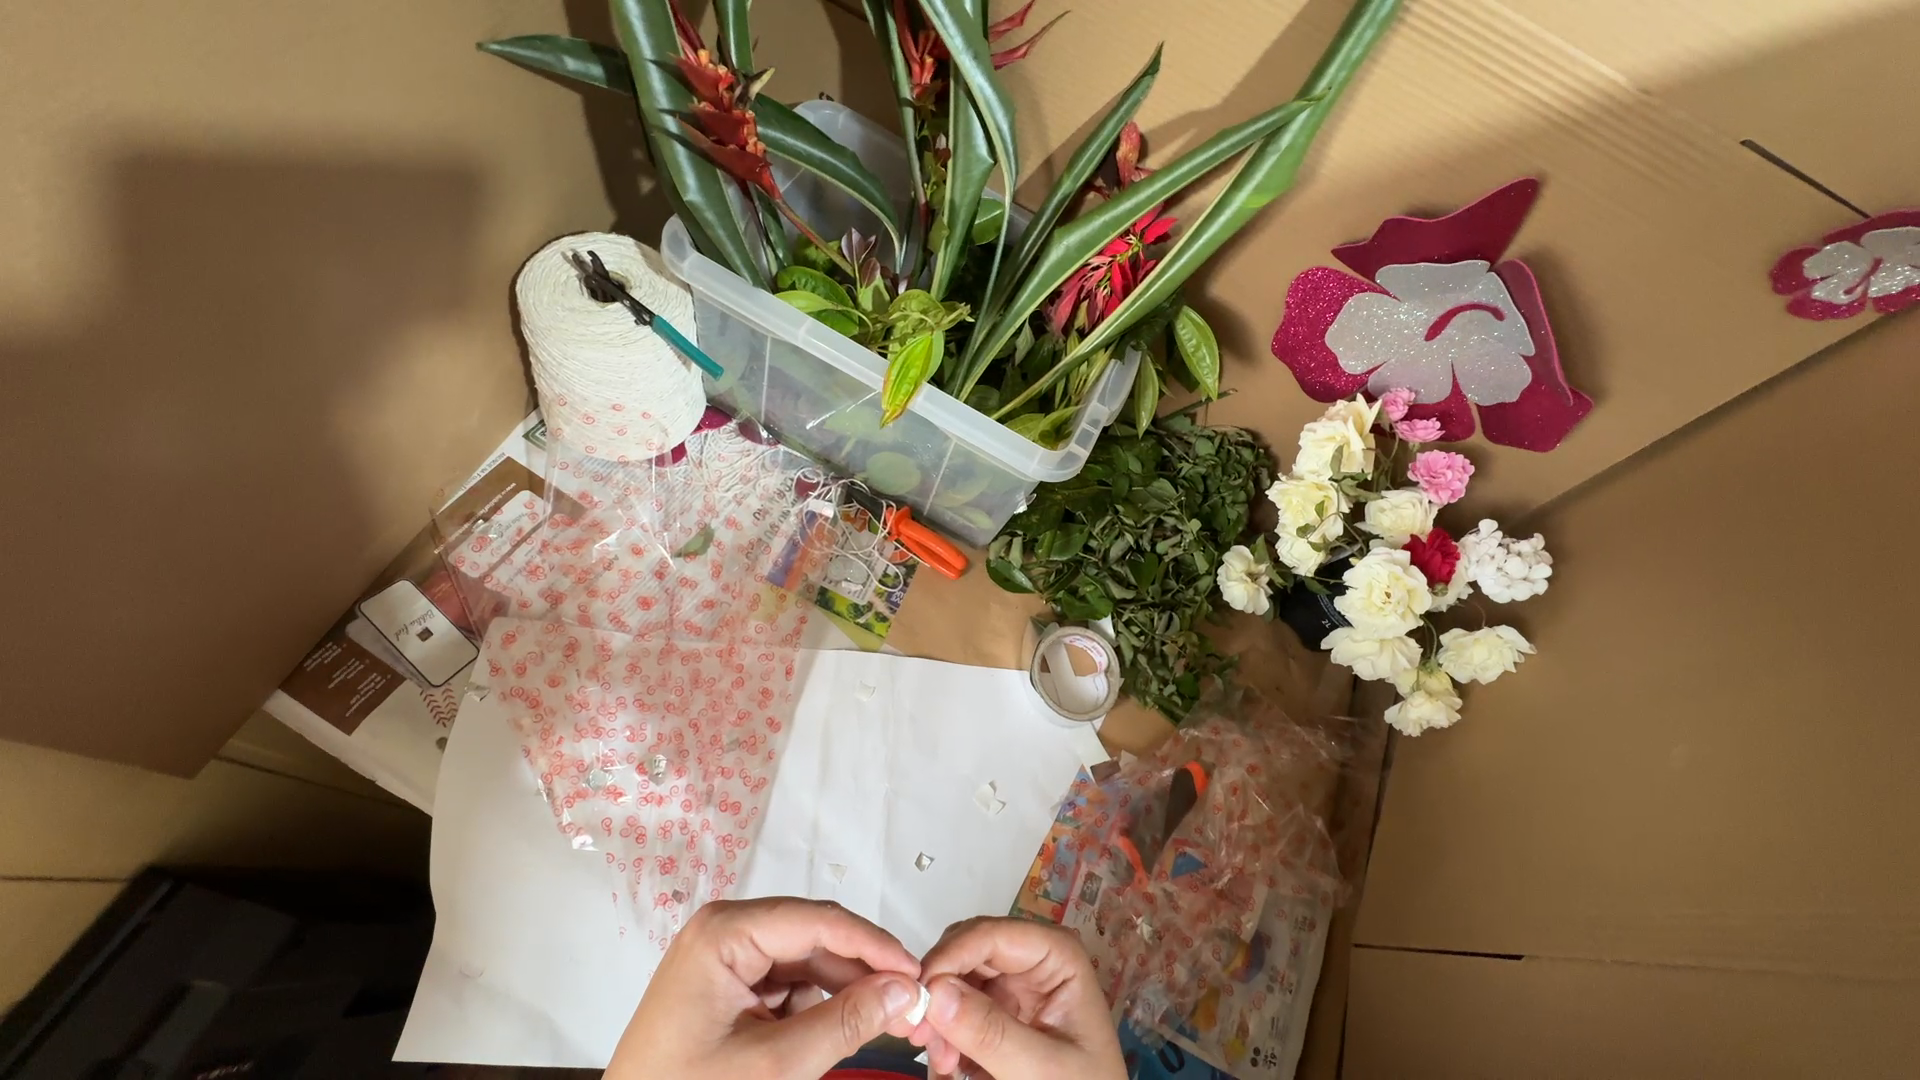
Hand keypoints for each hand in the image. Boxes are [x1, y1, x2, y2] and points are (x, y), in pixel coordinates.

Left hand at [605, 897, 924, 1079]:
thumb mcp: (772, 1067)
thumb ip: (844, 1023)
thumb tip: (905, 989)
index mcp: (725, 932)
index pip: (817, 921)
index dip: (873, 944)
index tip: (917, 971)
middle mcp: (726, 931)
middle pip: (814, 937)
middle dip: (861, 970)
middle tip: (909, 1000)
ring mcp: (726, 958)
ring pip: (806, 961)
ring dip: (842, 990)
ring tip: (884, 1017)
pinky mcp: (729, 987)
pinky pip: (787, 984)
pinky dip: (816, 1007)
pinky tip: (841, 1026)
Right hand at [912, 917, 1124, 1079]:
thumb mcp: (1043, 1069)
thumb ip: (991, 1033)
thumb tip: (935, 993)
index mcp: (1054, 954)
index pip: (990, 934)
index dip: (949, 957)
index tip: (918, 996)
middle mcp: (1030, 957)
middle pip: (967, 951)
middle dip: (940, 990)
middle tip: (921, 1036)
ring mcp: (1013, 983)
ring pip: (956, 979)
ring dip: (939, 1018)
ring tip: (942, 1065)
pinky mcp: (999, 1010)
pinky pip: (959, 1008)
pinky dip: (946, 1035)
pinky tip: (949, 1067)